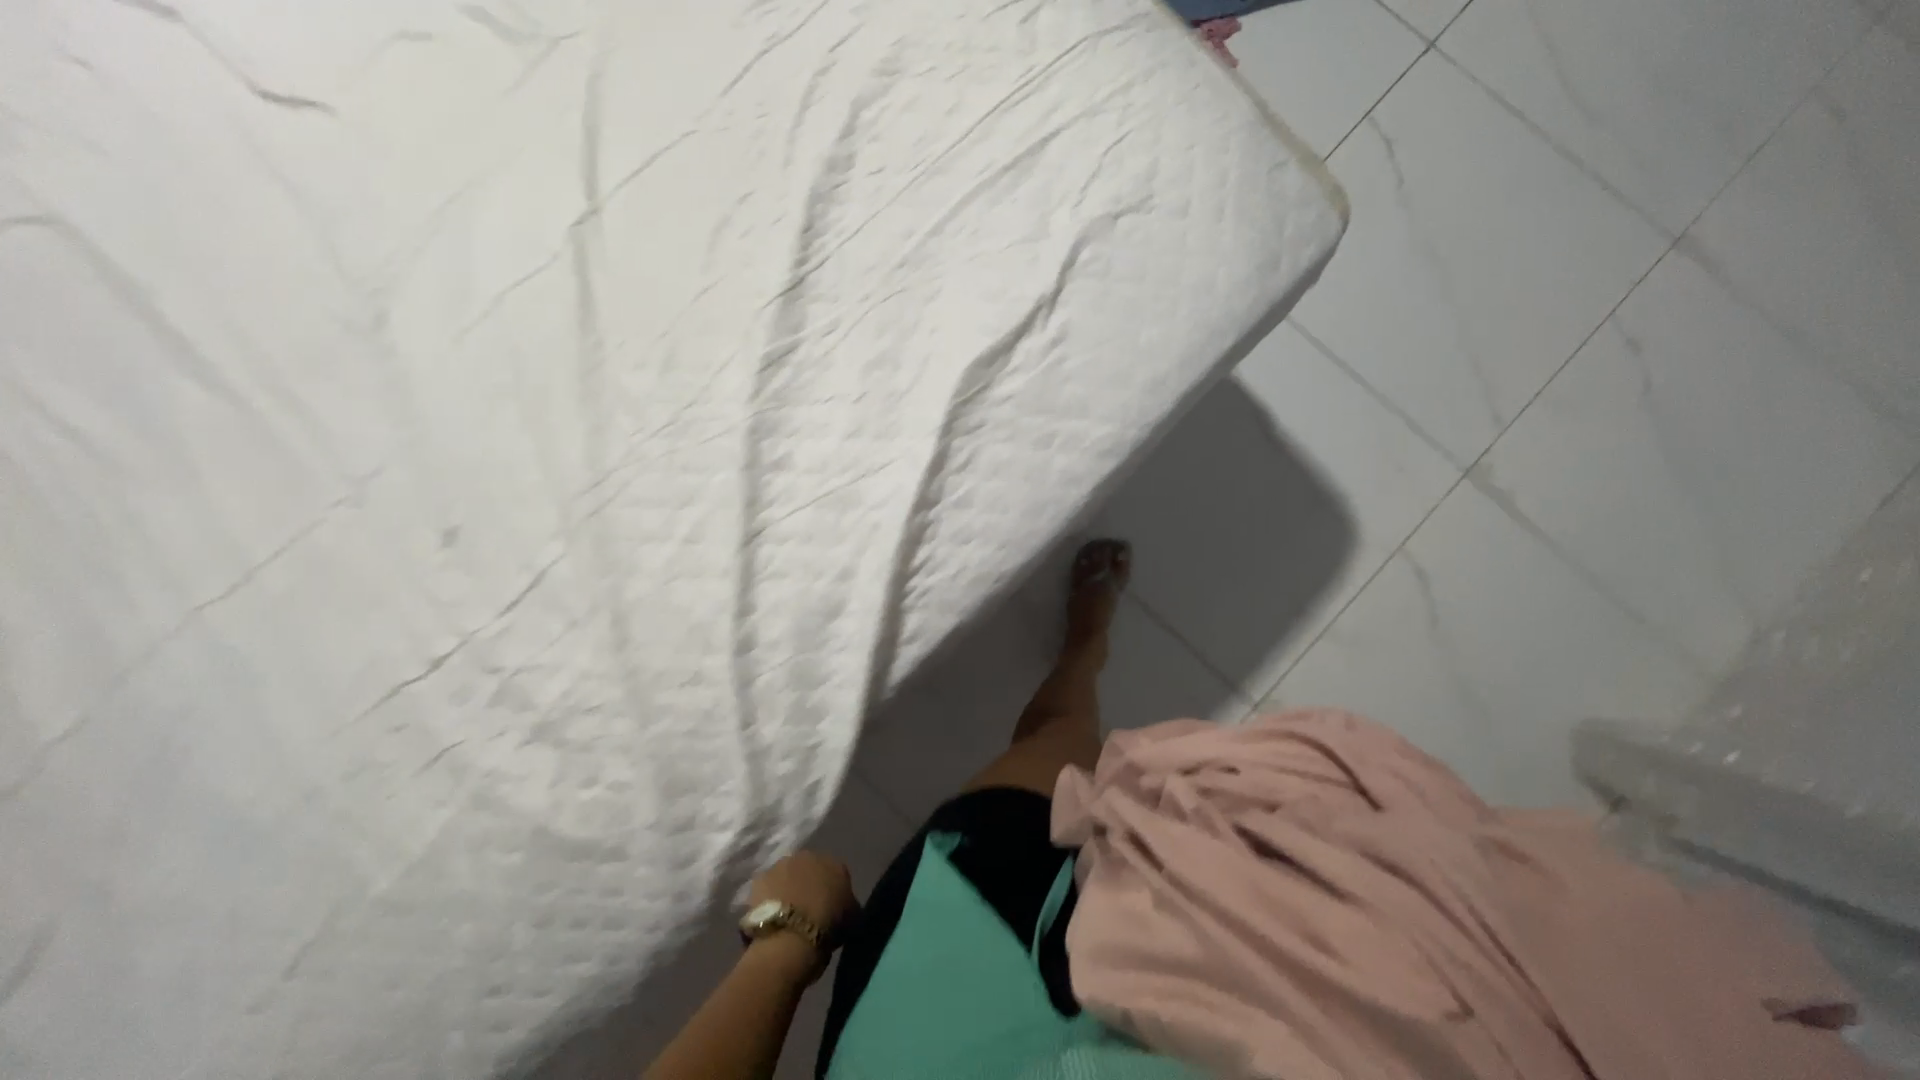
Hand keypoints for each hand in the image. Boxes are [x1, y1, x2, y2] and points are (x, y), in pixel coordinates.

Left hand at [745, 851, 858, 979]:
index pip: (836, 873)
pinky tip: (771, 914)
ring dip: (787, 887)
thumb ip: (849, 903)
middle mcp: (808, 856)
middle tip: (807, 907)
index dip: (832, 890)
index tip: (830, 907)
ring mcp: (781, 865)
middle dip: (808, 883)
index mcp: (834, 863)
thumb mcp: (852, 917)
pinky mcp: (759, 878)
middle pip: (809, 868)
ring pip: (787, 875)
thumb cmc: (827, 927)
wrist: (790, 937)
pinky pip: (768, 887)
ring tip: (787, 912)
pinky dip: (769, 896)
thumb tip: (845, 903)